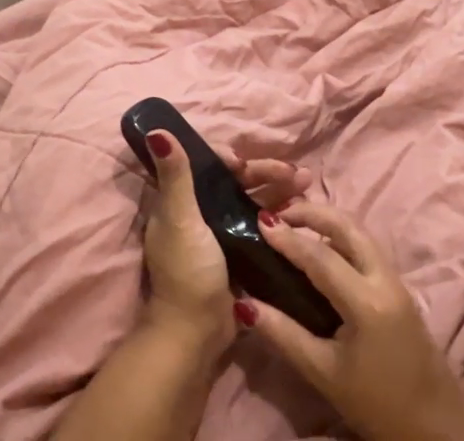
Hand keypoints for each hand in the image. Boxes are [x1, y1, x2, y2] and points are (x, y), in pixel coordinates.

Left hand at [139, 130, 310, 355]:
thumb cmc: (187, 271)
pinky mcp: (243, 256)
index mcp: (182, 203)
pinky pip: (265, 227)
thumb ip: (175, 176)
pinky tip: (303, 212)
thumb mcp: (180, 218)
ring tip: (308, 186)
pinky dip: (282, 216)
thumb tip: (156, 130)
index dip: (230, 159)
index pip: (209, 167)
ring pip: (255, 202)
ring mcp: (224, 236)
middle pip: (238, 183)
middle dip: (267, 173)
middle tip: (297, 174)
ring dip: (280, 191)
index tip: (246, 163)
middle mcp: (202, 214)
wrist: (196, 333)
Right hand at [242, 205, 463, 440]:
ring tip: (295, 221)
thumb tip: (244, 304)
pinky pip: (367, 247)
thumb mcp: (323, 373)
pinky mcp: (399, 286)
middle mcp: (384, 279)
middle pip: (348, 227)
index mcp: (366, 302)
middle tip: (278, 212)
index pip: (320, 257)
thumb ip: (284, 335)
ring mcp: (396, 280)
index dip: (287, 238)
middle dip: (313, 212)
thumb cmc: (376, 402)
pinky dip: (342, 235)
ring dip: (329, 220)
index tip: (258, 223)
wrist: (435, 421)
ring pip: (361, 232)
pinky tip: (322, 245)